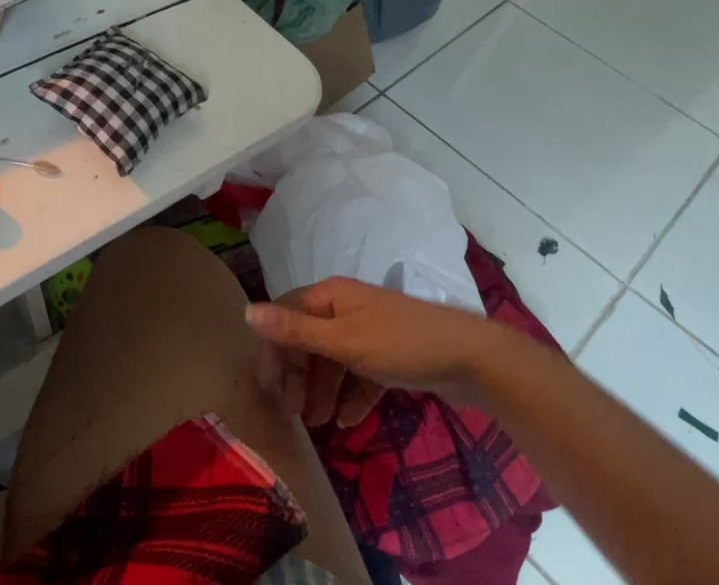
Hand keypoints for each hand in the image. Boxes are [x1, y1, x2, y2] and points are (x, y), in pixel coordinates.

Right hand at [245, 277, 510, 428]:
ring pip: (332, 359)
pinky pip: (359, 373)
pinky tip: (348, 421)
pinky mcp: (389, 355)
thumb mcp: (343, 341)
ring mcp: (368, 330)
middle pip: (306, 339)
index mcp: (329, 296)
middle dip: (296, 375)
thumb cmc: (400, 344)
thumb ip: (295, 330)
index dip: (272, 351)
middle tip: (292, 411)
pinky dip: (350, 395)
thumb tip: (246, 312)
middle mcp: (344, 307)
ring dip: (321, 389)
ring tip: (318, 422)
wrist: (472, 358)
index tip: (269, 389)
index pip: (284, 317)